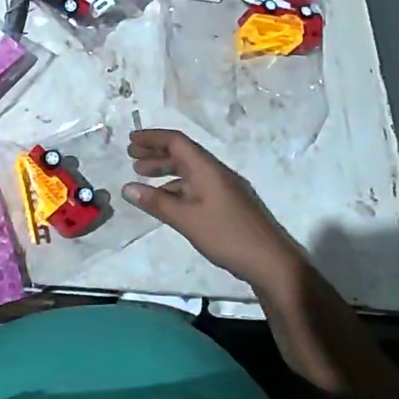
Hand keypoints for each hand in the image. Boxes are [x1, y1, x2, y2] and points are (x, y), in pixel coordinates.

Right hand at [122, 129, 312, 296]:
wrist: (270, 260)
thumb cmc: (227, 235)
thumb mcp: (187, 219)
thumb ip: (157, 203)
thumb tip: (127, 187)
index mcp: (208, 169)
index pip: (177, 142)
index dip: (153, 138)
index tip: (131, 140)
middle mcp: (216, 173)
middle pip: (184, 154)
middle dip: (156, 152)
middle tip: (132, 157)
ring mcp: (224, 189)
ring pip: (190, 172)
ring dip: (166, 170)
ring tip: (142, 176)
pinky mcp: (228, 204)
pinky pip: (197, 186)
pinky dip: (177, 188)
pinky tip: (166, 200)